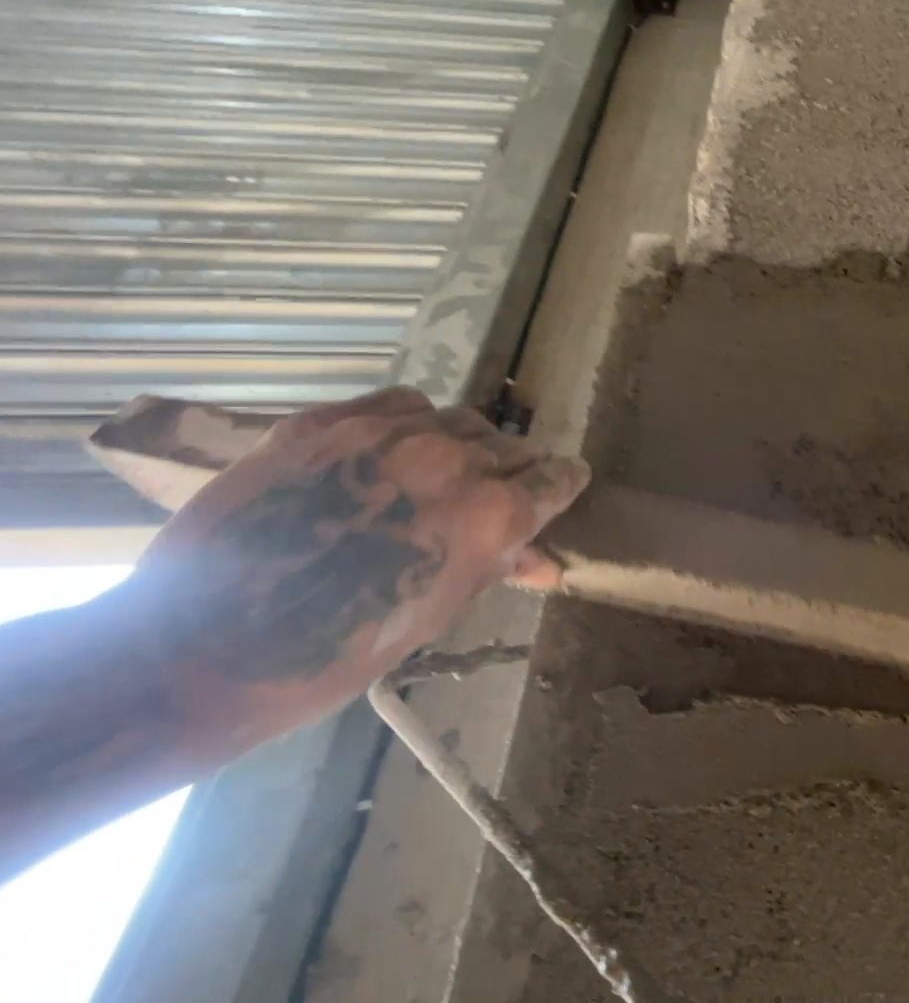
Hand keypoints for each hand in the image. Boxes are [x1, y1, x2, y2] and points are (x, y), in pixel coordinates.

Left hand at [134, 387, 588, 747]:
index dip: (561, 486)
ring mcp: (385, 435)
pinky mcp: (326, 422)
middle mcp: (452, 461)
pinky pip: (399, 403)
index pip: (558, 477)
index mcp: (492, 515)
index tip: (559, 490)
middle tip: (490, 496)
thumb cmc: (343, 648)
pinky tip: (392, 453)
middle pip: (511, 447)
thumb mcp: (440, 611)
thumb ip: (499, 566)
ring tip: (439, 473)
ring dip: (464, 445)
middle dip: (512, 471)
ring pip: (459, 420)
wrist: (205, 645)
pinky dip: (411, 423)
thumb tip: (546, 560)